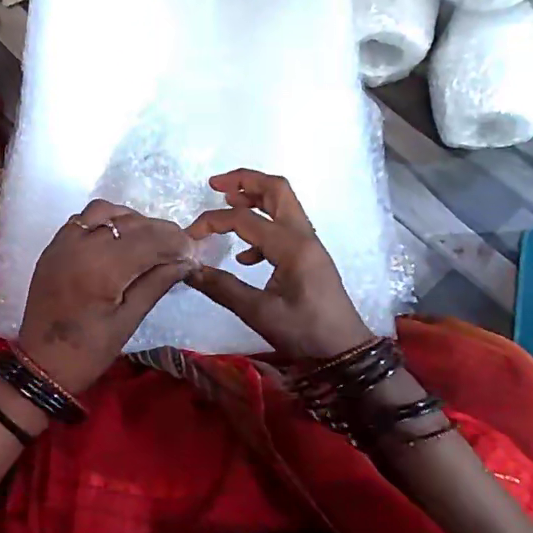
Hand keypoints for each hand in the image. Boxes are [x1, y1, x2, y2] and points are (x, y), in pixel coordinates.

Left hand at [15, 200, 198, 393]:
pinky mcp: (54, 246)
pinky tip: (119, 240)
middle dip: (160, 232)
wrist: (41, 363)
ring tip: (149, 241)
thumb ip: (156, 283)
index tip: (193, 253)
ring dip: (132, 221)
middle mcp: (81, 246)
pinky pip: (83, 218)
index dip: (176, 243)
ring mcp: (63, 242)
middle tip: (178, 249)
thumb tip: (186, 261)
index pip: (150, 240)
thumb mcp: (128, 320)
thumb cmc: (88, 351)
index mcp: (101, 269)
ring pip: (106, 212)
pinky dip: (106, 221)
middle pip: (131, 223)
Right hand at [184, 169, 373, 360]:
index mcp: (292, 246)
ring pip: (283, 205)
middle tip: (215, 184)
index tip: (189, 235)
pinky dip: (262, 228)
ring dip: (255, 199)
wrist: (344, 351)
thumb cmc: (305, 332)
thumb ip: (222, 288)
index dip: (213, 221)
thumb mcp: (259, 313)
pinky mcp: (309, 257)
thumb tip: (188, 269)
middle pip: (276, 190)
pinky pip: (284, 228)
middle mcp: (303, 236)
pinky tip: (244, 255)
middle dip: (245, 181)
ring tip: (227, 205)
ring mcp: (309, 245)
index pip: (245, 219)